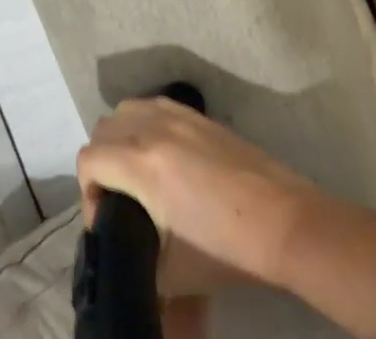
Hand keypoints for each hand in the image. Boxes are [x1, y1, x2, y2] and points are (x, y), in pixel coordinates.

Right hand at [76, 97, 322, 289]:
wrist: (288, 224)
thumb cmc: (228, 249)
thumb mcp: (173, 269)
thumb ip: (138, 256)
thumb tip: (129, 254)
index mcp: (142, 164)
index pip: (88, 159)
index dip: (87, 192)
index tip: (106, 220)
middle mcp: (155, 129)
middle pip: (103, 128)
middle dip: (101, 161)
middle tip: (119, 196)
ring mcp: (180, 117)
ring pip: (128, 108)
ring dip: (121, 136)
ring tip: (138, 169)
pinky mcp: (203, 117)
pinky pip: (157, 105)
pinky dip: (147, 123)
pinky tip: (165, 154)